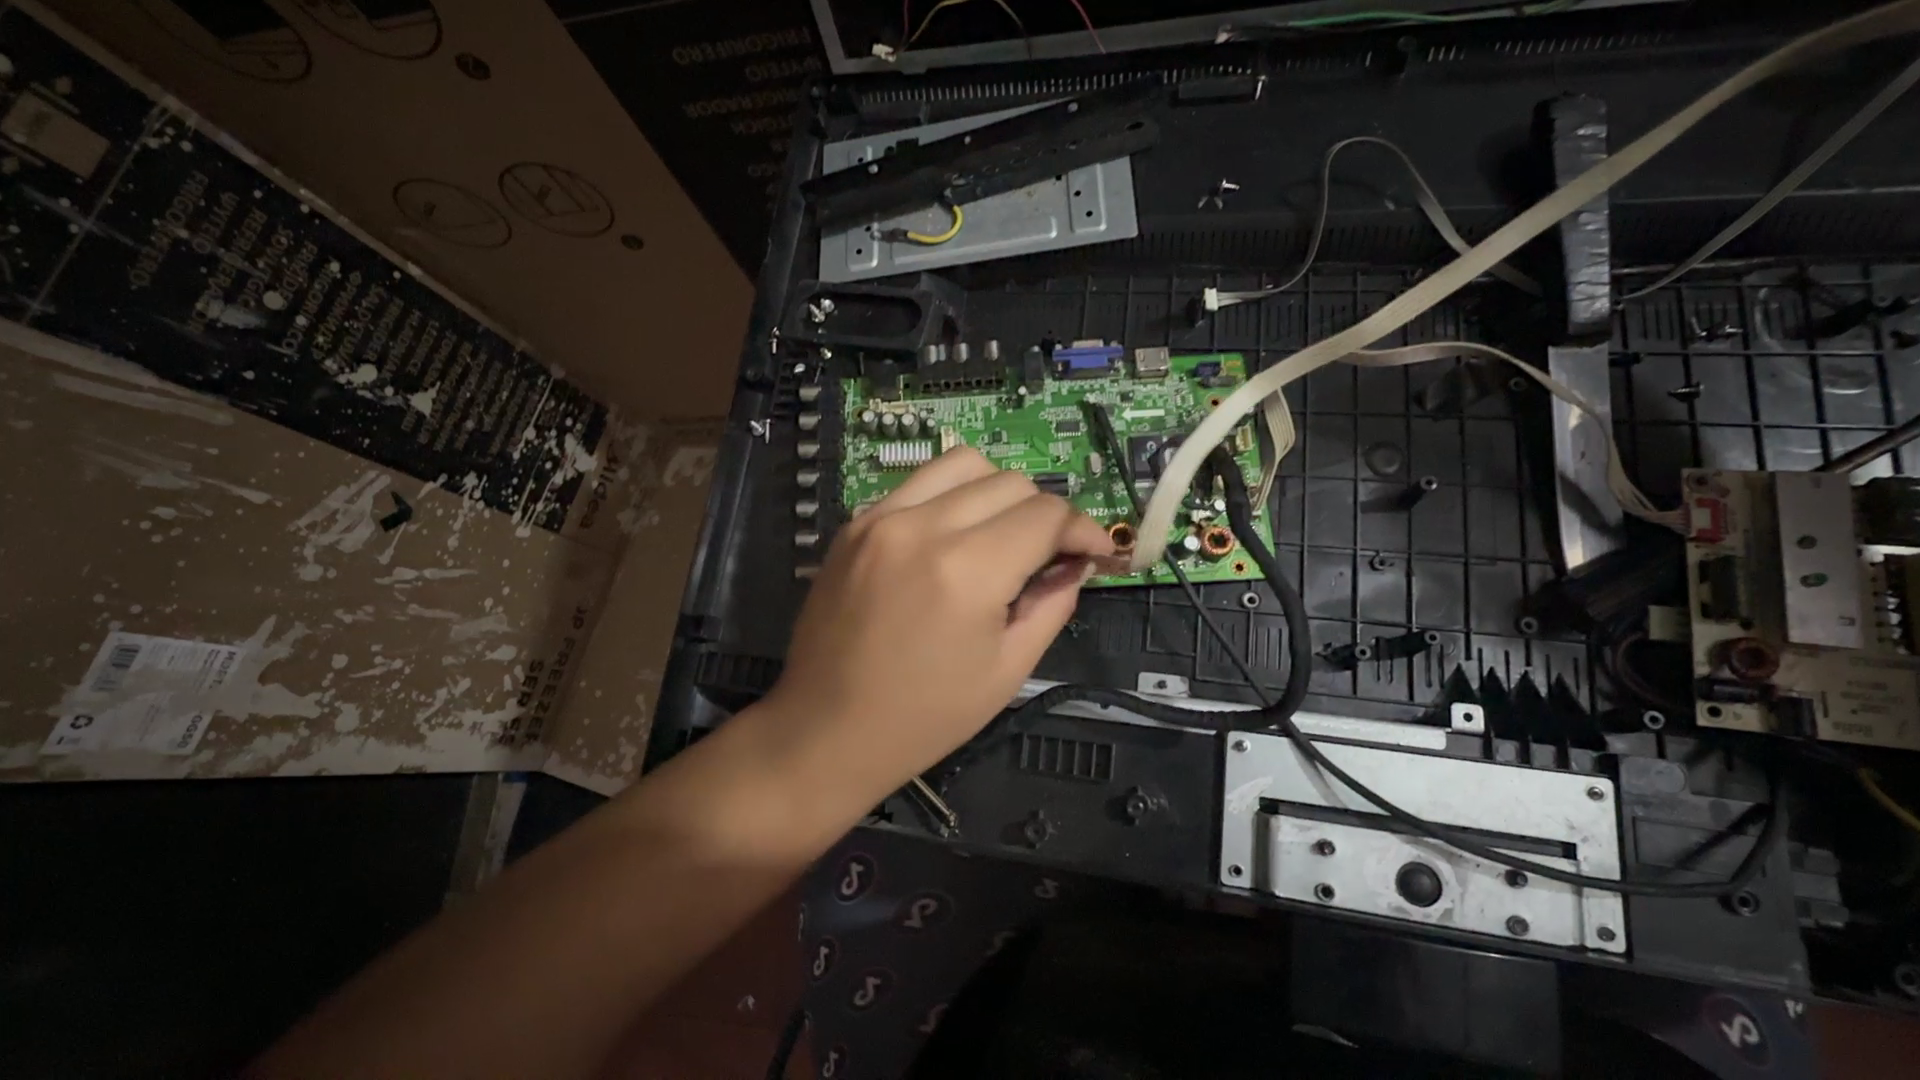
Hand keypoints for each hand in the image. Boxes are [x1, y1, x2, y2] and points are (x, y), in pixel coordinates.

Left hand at [763, 448, 1114, 795]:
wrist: (826, 728)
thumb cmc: (925, 716)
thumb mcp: (1008, 670)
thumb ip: (1053, 604)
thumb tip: (1076, 562)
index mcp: (967, 570)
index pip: (1046, 514)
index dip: (1083, 529)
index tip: (1096, 552)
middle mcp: (923, 526)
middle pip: (1010, 482)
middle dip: (1044, 514)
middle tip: (1048, 557)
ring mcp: (881, 518)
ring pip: (963, 464)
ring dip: (998, 491)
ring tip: (1001, 535)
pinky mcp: (854, 524)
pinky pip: (918, 484)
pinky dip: (950, 497)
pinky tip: (950, 539)